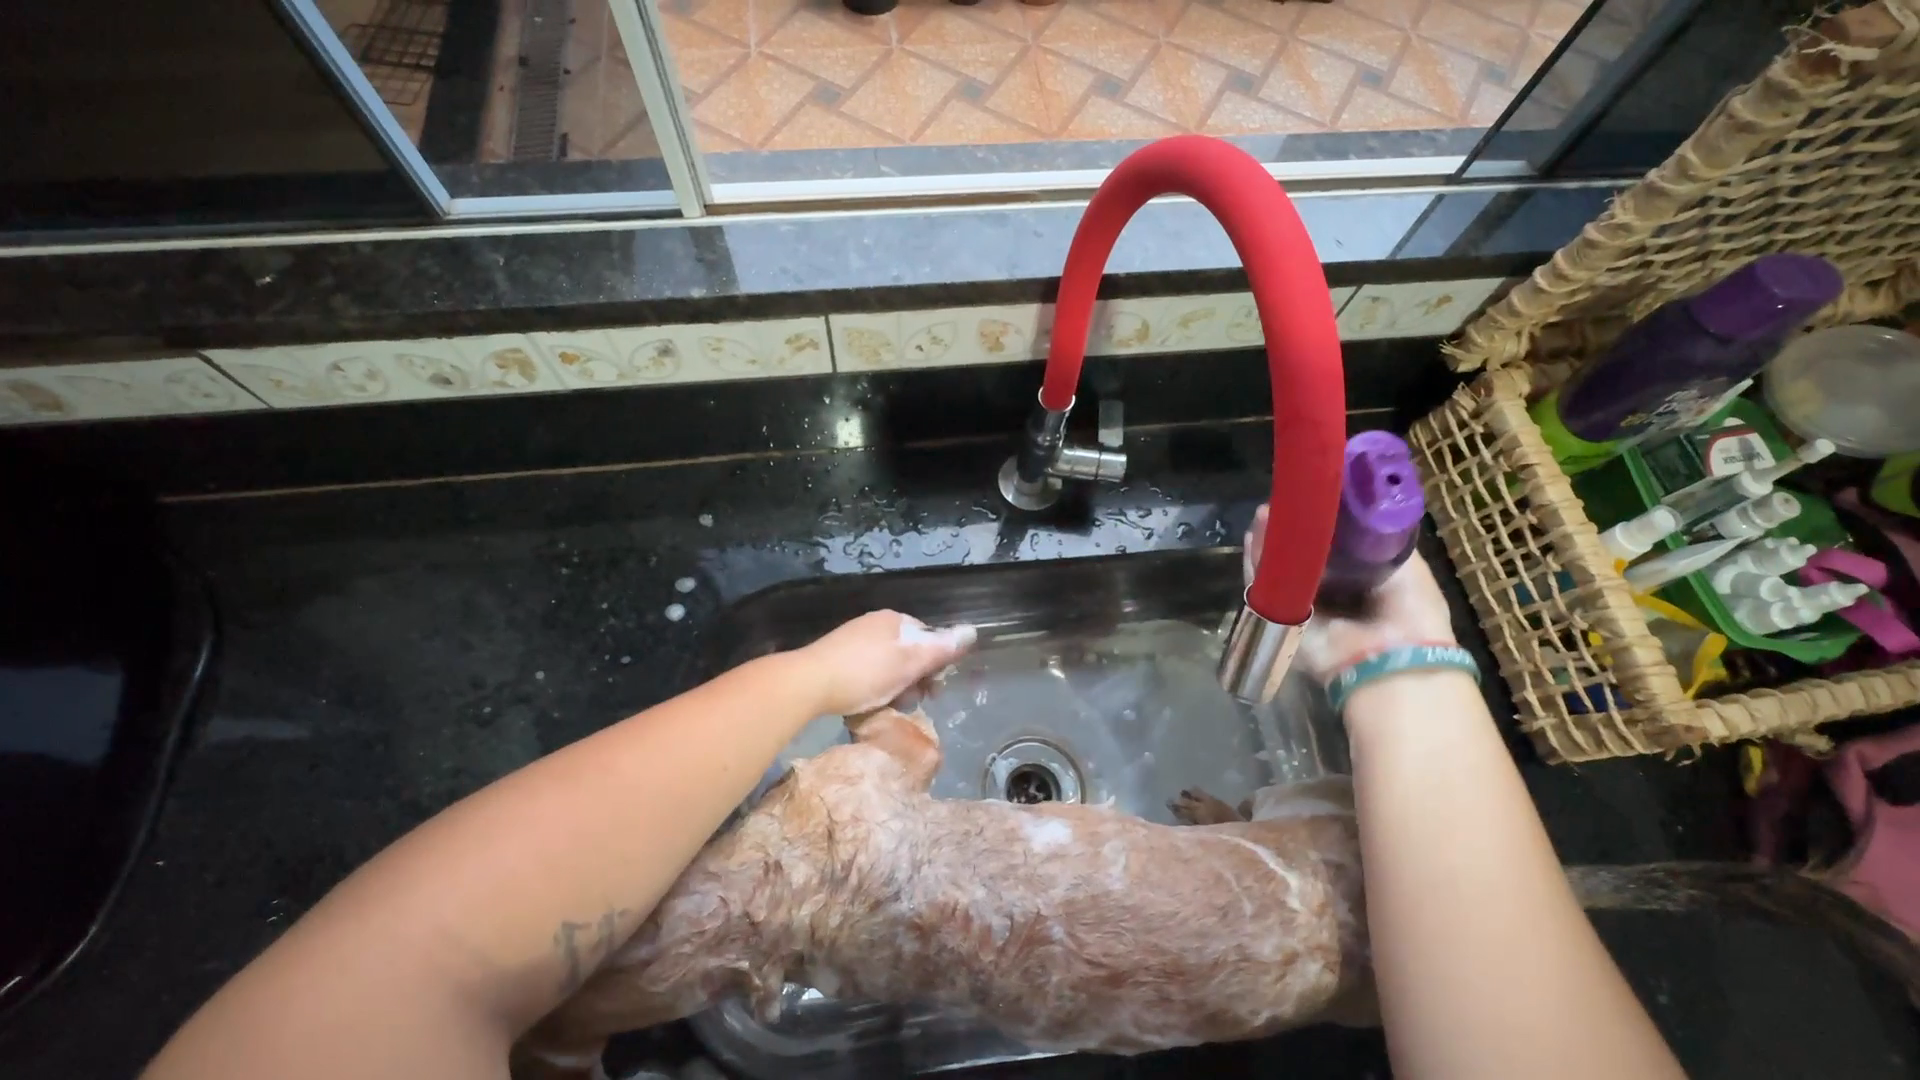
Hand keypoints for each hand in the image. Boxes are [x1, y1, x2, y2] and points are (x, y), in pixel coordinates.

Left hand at [797, 610, 976, 715]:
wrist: (808, 683)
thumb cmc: (865, 672)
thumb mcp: (910, 662)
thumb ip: (942, 648)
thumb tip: (972, 630)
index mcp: (894, 620)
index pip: (927, 638)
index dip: (934, 665)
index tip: (933, 691)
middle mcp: (874, 624)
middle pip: (908, 653)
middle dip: (914, 679)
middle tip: (910, 703)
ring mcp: (853, 640)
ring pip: (888, 666)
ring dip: (894, 687)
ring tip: (889, 707)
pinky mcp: (836, 658)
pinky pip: (866, 673)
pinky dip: (873, 688)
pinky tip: (868, 704)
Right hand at [1242, 503, 1453, 683]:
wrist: (1391, 659)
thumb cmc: (1409, 610)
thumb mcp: (1405, 564)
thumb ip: (1377, 538)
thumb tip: (1355, 506)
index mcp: (1362, 581)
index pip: (1332, 546)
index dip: (1319, 523)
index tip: (1310, 500)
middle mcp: (1331, 593)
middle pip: (1301, 555)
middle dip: (1290, 530)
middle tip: (1280, 504)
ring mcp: (1303, 606)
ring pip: (1279, 568)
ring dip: (1269, 541)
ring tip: (1263, 515)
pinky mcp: (1281, 618)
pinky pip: (1264, 588)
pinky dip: (1256, 564)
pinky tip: (1253, 538)